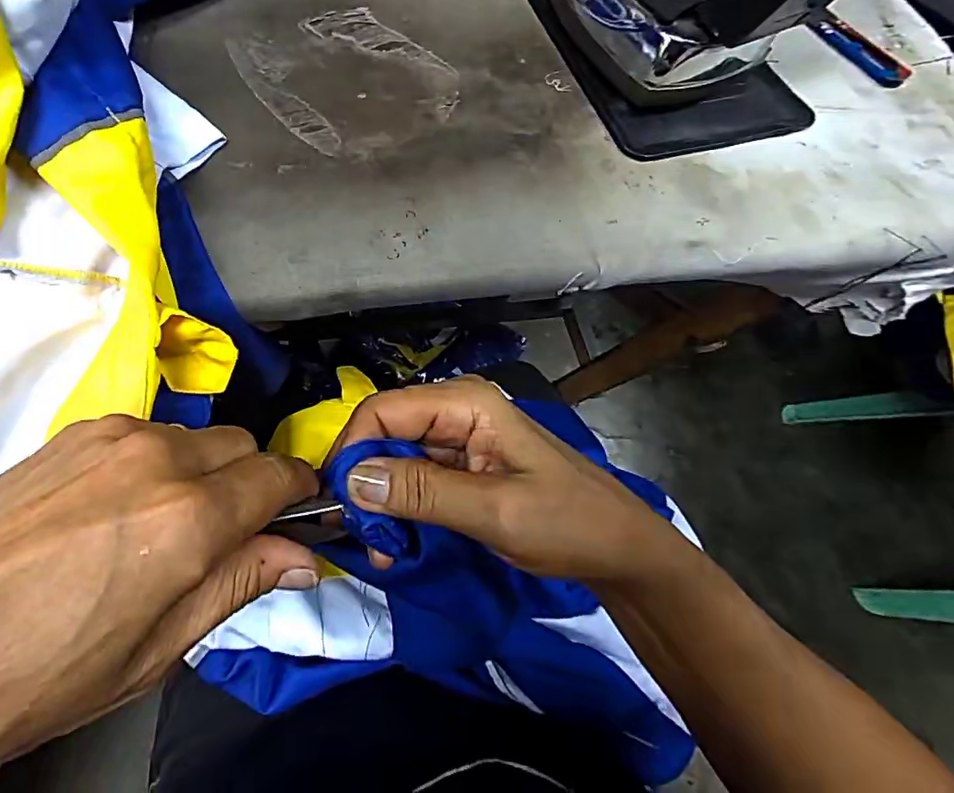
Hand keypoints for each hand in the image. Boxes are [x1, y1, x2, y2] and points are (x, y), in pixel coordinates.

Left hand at [0, 416, 319, 792]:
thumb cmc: (31, 677)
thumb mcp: (154, 652)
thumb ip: (240, 584)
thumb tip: (304, 557)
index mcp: (191, 519)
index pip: (282, 475)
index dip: (297, 496)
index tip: (293, 517)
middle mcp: (162, 460)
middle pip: (244, 446)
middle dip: (248, 483)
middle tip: (219, 534)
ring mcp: (114, 438)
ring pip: (197, 437)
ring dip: (200, 471)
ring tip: (155, 525)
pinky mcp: (74, 432)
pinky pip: (147, 433)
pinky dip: (154, 460)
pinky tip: (109, 507)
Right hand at [325, 376, 696, 583]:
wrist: (614, 545)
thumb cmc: (566, 521)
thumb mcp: (495, 510)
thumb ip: (424, 493)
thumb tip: (352, 479)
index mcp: (469, 403)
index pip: (384, 410)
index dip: (353, 452)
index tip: (339, 506)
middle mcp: (459, 410)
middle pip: (386, 432)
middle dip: (365, 481)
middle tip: (362, 537)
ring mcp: (461, 438)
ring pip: (396, 459)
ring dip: (381, 502)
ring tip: (384, 549)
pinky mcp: (464, 466)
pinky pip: (415, 479)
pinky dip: (401, 509)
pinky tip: (400, 544)